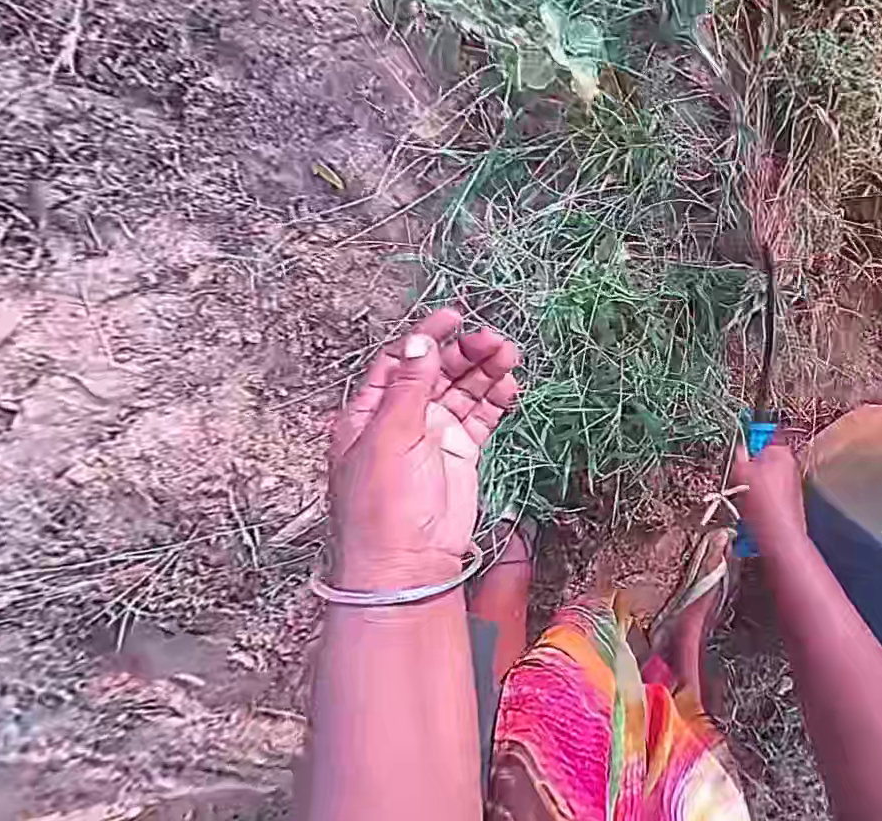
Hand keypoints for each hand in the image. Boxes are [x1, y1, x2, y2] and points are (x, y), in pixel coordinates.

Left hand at [326, 308, 521, 589]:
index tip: (454, 316)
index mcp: (371, 412)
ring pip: (464, 390)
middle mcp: (403, 418)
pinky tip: (509, 387)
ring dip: (486, 371)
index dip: (426, 336)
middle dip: (466, 353)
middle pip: (439, 371)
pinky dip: (496, 399)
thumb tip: (419, 343)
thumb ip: (409, 387)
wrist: (409, 564)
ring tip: (509, 356)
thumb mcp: (389, 437)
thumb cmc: (385, 504)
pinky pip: (482, 415)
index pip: (401, 361)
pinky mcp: (462, 450)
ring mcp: (435, 434)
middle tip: (494, 340)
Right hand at [729, 438, 806, 553]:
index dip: (747, 443)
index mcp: (781, 452)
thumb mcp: (740, 472)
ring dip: (750, 487)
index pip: (762, 436)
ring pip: (762, 479)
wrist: (778, 537)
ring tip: (742, 498)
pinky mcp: (788, 503)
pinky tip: (751, 511)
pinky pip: (767, 495)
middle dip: (747, 469)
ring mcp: (790, 485)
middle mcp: (789, 466)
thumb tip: (738, 449)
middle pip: (761, 460)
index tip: (739, 449)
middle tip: (737, 478)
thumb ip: (739, 455)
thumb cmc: (764, 504)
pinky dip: (758, 500)